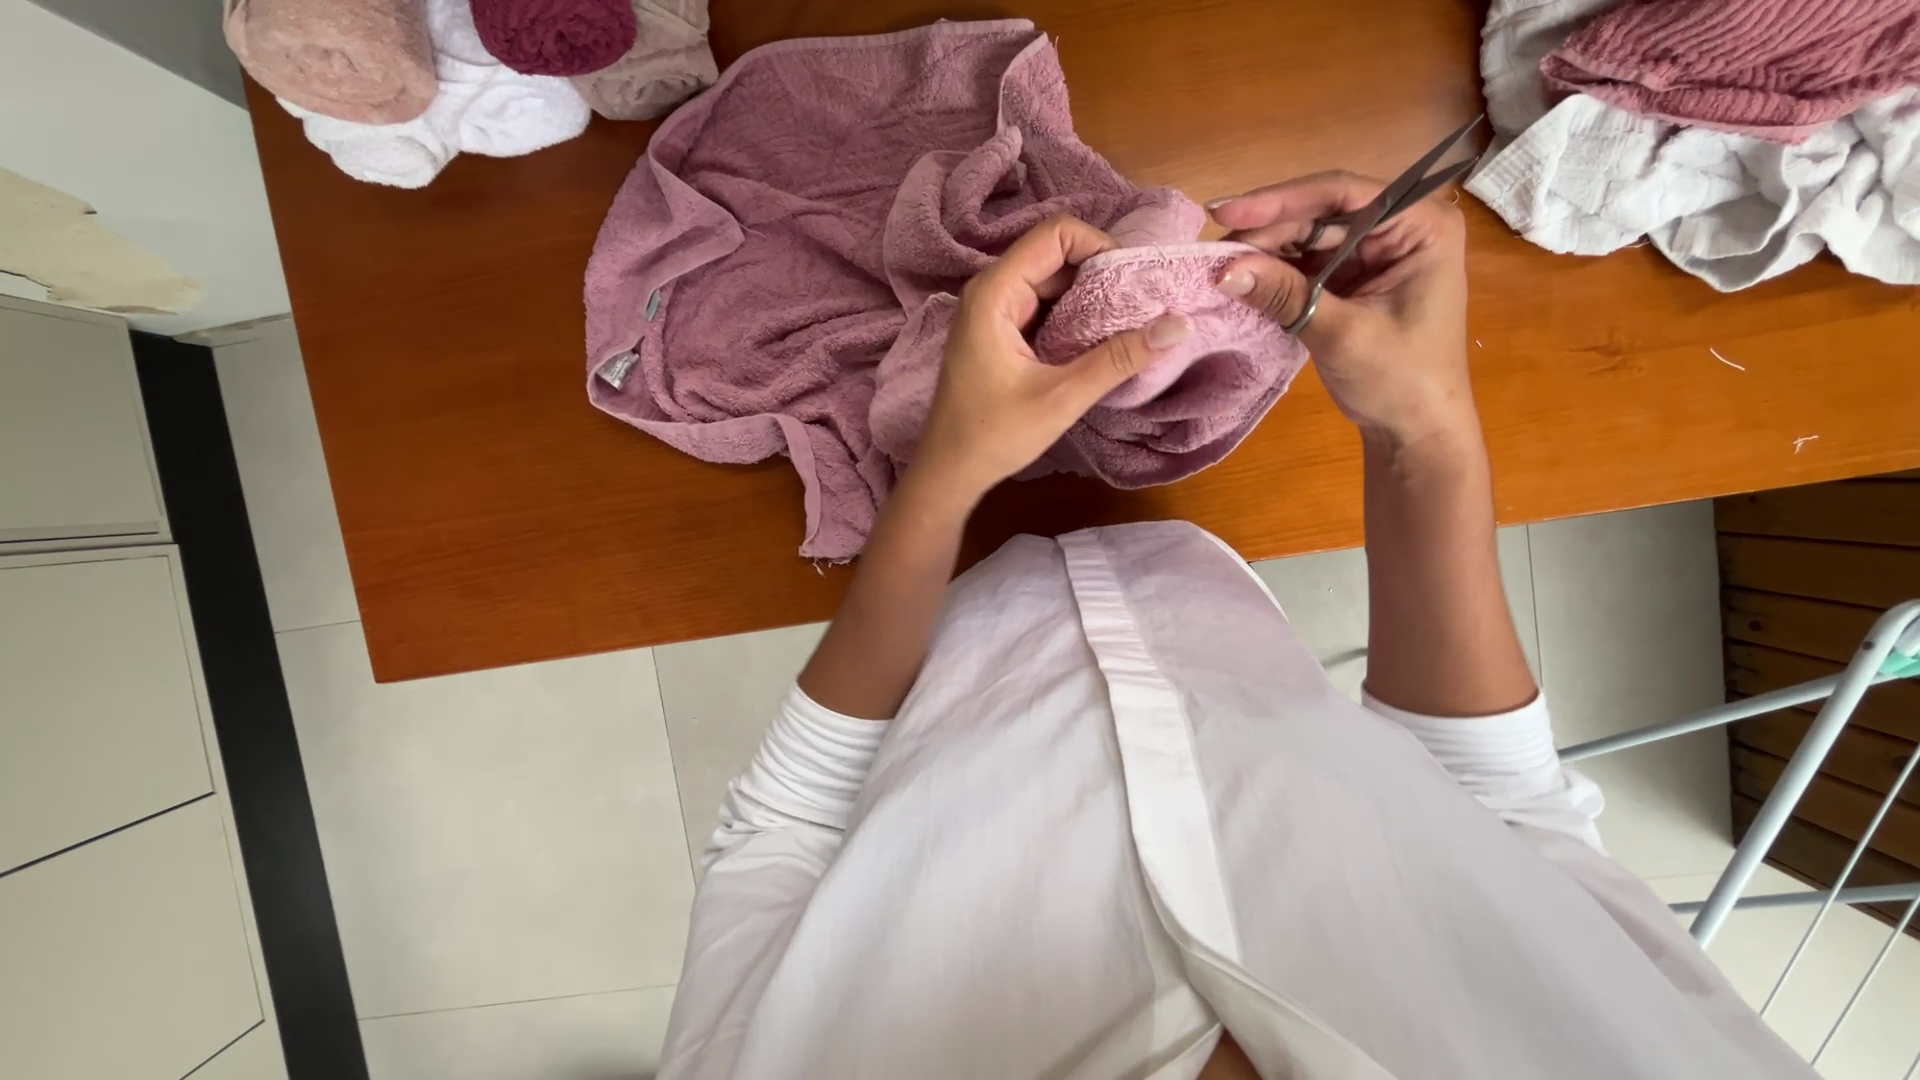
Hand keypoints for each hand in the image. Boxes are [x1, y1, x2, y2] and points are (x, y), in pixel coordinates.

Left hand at [911, 215, 1193, 505]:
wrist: (949, 471)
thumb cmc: (993, 436)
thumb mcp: (1061, 398)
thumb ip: (1118, 359)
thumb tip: (1178, 326)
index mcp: (994, 294)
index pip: (1055, 235)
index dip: (1100, 246)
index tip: (1133, 281)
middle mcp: (990, 292)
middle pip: (1055, 255)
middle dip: (1100, 274)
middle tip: (1140, 305)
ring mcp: (993, 312)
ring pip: (1052, 283)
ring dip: (1090, 298)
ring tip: (1127, 324)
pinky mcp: (1000, 334)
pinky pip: (1043, 308)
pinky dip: (1073, 317)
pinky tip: (1099, 341)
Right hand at [1209, 171, 1475, 446]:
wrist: (1415, 428)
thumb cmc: (1399, 378)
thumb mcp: (1341, 334)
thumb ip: (1285, 296)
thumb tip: (1225, 271)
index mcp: (1419, 226)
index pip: (1343, 194)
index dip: (1281, 201)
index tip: (1227, 213)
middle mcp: (1397, 228)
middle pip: (1320, 214)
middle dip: (1267, 230)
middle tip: (1214, 250)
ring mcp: (1372, 254)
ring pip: (1307, 238)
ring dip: (1264, 251)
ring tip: (1219, 264)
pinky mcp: (1350, 279)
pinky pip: (1305, 264)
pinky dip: (1273, 272)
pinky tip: (1240, 277)